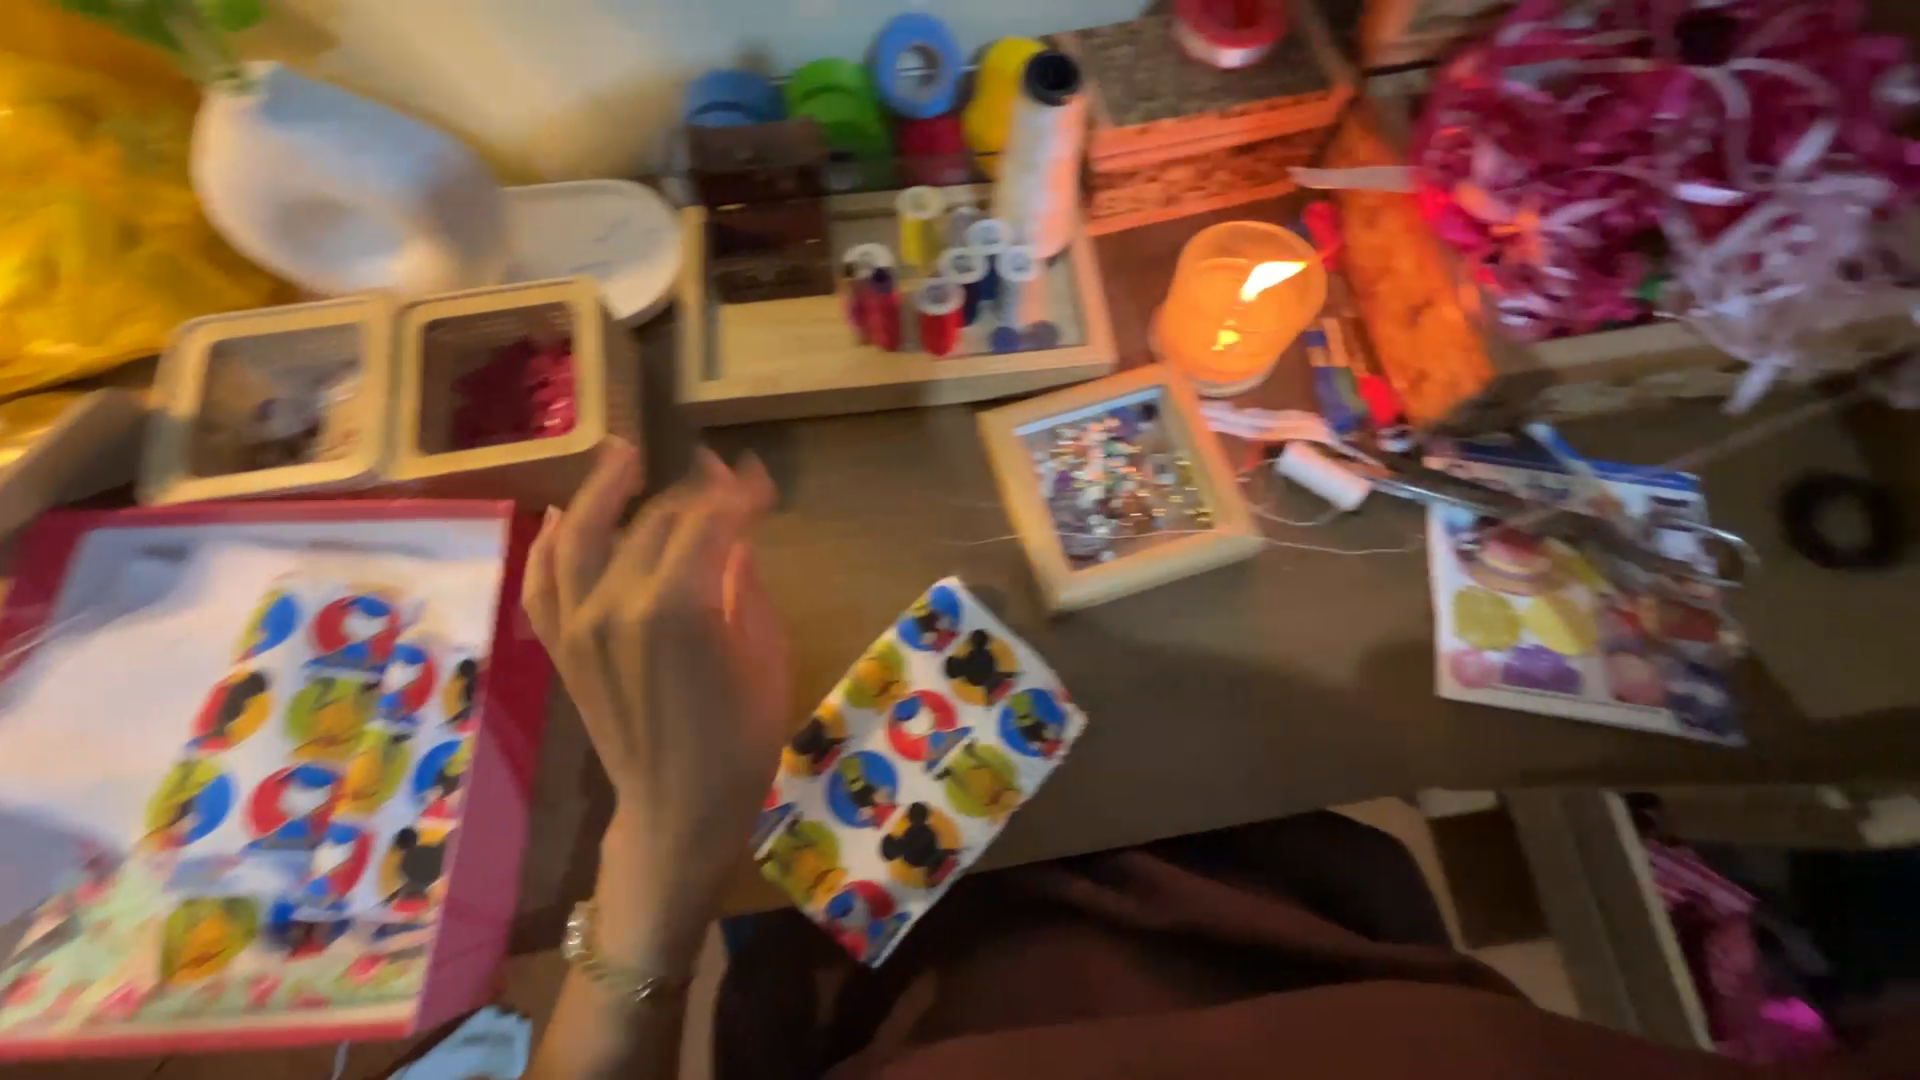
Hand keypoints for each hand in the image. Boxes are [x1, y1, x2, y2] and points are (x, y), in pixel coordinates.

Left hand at [523, 439, 788, 967]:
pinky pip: (544, 580)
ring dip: (605, 486)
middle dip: (696, 490)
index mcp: (681, 605)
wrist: (678, 807)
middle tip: (724, 471)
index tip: (762, 479)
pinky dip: (552, 542)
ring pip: (585, 532)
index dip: (739, 493)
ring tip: (625, 451)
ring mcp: (579, 623)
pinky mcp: (561, 645)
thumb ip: (744, 580)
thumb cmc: (743, 735)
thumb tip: (737, 527)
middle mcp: (618, 602)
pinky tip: (568, 514)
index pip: (710, 521)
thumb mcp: (766, 651)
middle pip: (656, 521)